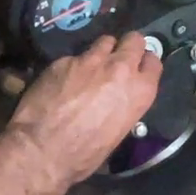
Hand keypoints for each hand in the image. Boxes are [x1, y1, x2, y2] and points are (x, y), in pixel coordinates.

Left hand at [3, 33, 160, 193]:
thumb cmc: (85, 154)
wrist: (42, 149)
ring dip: (101, 52)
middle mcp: (119, 68)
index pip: (153, 61)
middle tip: (117, 60)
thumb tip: (116, 101)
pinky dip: (72, 67)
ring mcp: (90, 60)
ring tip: (91, 67)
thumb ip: (124, 106)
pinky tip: (62, 82)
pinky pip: (74, 57)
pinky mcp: (63, 60)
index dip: (144, 63)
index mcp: (139, 91)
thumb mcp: (118, 133)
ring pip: (105, 41)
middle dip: (127, 47)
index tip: (138, 68)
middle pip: (133, 40)